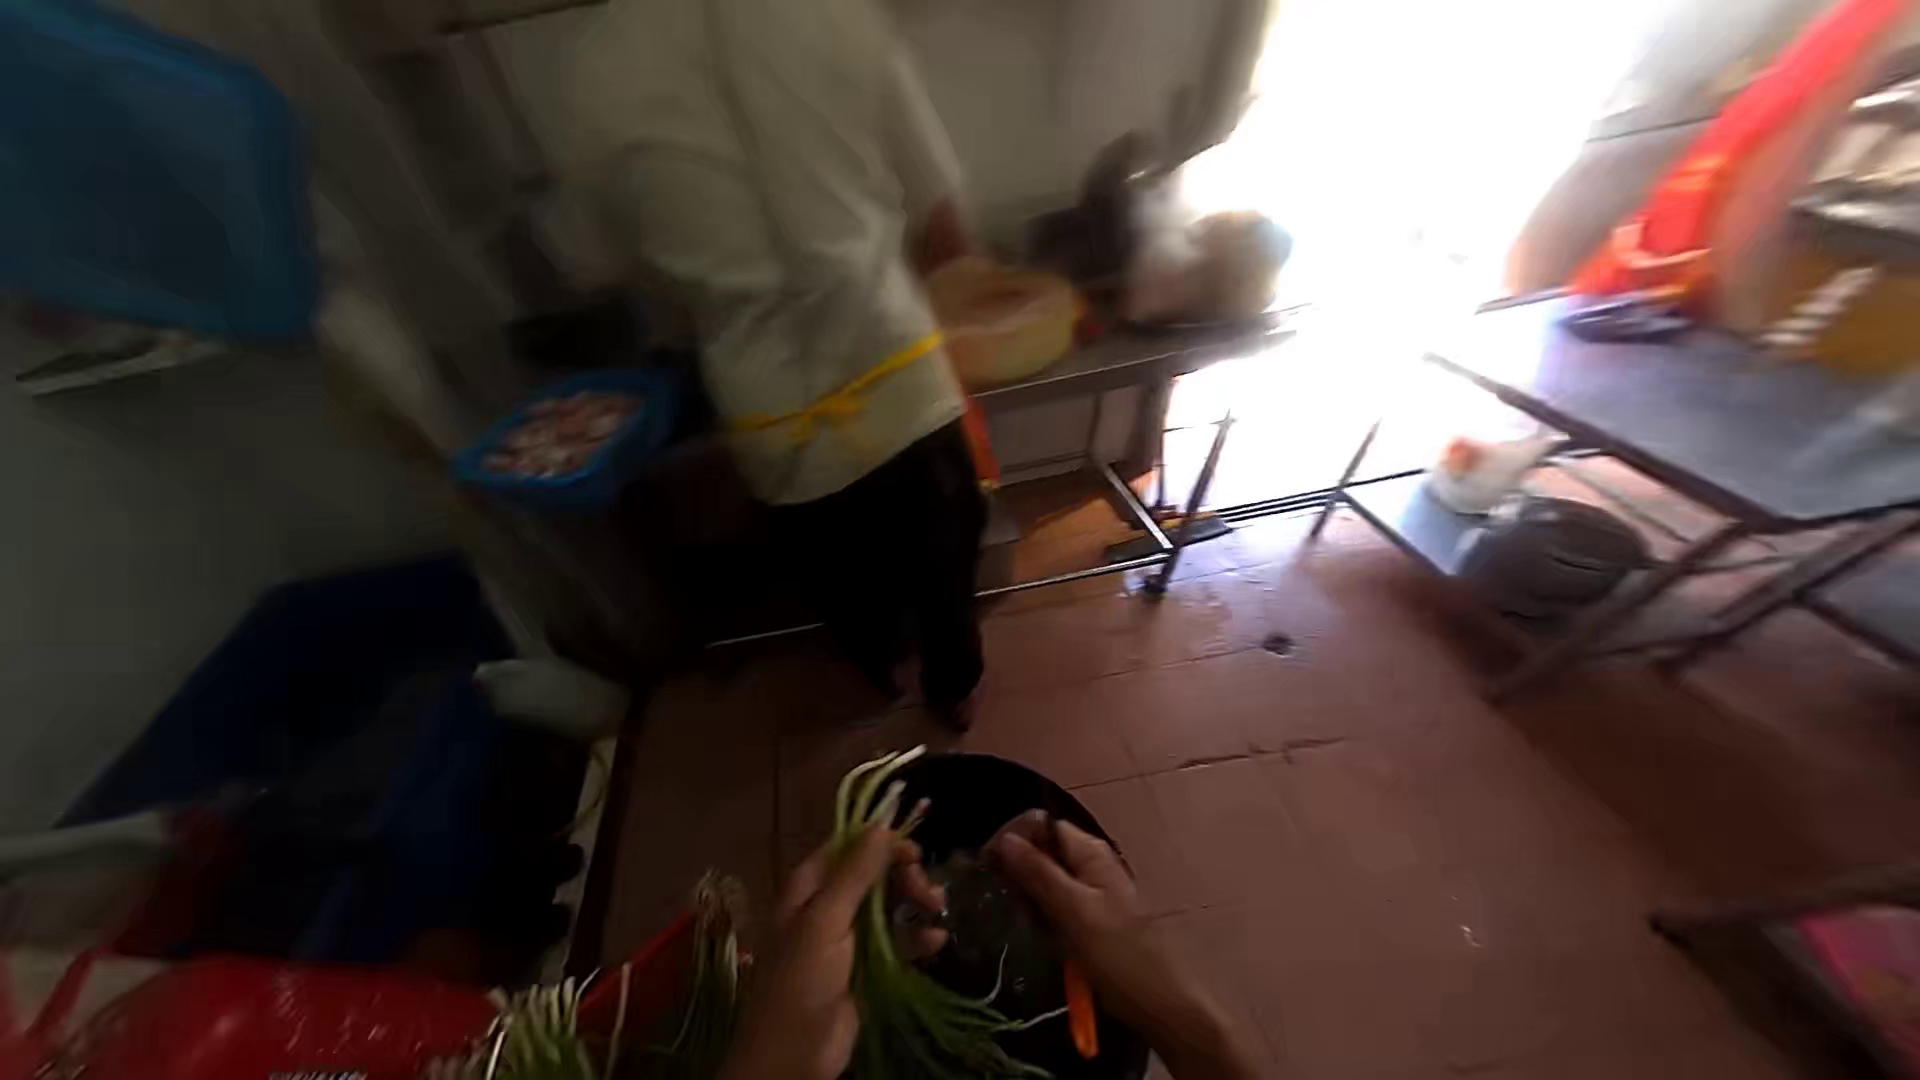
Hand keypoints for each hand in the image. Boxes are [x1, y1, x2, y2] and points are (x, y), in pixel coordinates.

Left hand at [718, 827, 946, 1079]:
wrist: (792, 1062)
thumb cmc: (801, 981)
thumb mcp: (826, 920)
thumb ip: (855, 872)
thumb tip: (882, 823)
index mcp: (810, 885)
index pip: (850, 845)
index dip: (882, 842)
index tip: (914, 850)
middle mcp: (828, 903)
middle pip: (874, 872)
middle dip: (904, 874)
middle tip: (927, 889)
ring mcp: (848, 935)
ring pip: (888, 903)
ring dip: (915, 901)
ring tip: (937, 908)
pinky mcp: (866, 966)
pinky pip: (897, 940)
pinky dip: (917, 937)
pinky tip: (936, 940)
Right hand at [991, 814, 1264, 1079]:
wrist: (1165, 1006)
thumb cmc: (1120, 954)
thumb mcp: (1074, 911)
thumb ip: (1038, 873)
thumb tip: (1003, 838)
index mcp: (1088, 850)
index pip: (1040, 822)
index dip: (1012, 836)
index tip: (986, 864)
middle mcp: (1088, 862)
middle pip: (1041, 847)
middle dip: (1016, 865)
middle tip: (996, 894)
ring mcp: (1090, 890)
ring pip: (1045, 876)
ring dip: (1025, 891)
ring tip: (1011, 915)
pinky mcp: (1089, 916)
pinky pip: (1054, 901)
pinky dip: (1038, 910)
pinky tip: (1030, 930)